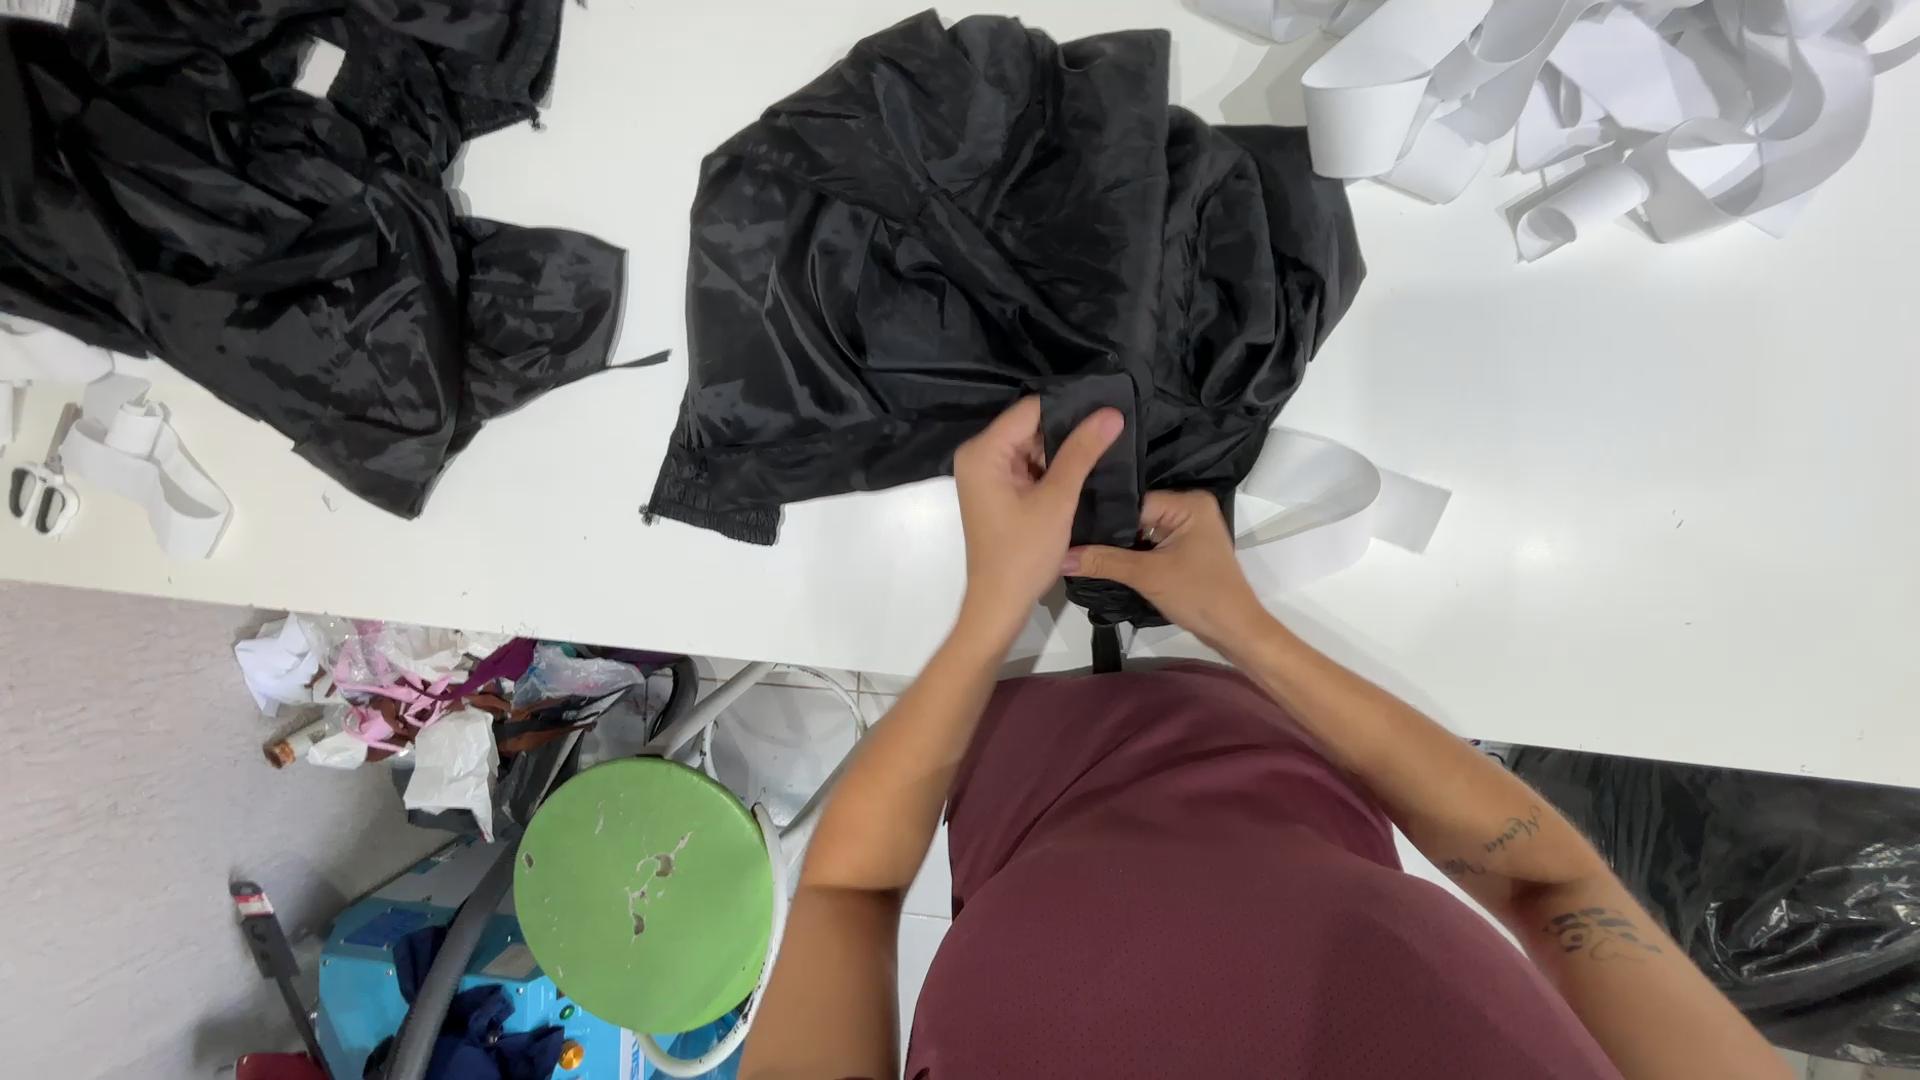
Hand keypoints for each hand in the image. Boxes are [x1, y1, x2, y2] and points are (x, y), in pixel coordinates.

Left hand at [953, 397, 1122, 640]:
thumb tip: (1111, 413)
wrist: (1000, 602)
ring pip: (1032, 447)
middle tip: (1112, 427)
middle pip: (1030, 427)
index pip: (1031, 410)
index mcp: (983, 452)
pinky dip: (1052, 469)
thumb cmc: (1023, 553)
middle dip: (1068, 429)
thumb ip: (1082, 453)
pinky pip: (1028, 467)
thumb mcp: (1056, 500)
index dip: (1070, 407)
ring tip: (1105, 444)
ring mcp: (985, 474)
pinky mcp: (997, 491)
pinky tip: (1083, 469)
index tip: (1108, 407)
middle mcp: (978, 456)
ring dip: (1063, 451)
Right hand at [1063, 490, 1270, 653]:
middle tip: (1068, 537)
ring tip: (1078, 547)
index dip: (1102, 516)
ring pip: (1140, 531)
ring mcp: (1188, 530)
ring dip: (1117, 544)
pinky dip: (1131, 554)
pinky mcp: (1184, 549)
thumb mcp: (1147, 576)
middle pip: (1135, 514)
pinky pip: (1149, 544)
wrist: (1235, 632)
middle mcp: (1190, 508)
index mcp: (1189, 503)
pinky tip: (1101, 559)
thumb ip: (1103, 562)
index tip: (1068, 524)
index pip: (1134, 502)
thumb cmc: (1199, 596)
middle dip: (1107, 531)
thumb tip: (1059, 557)